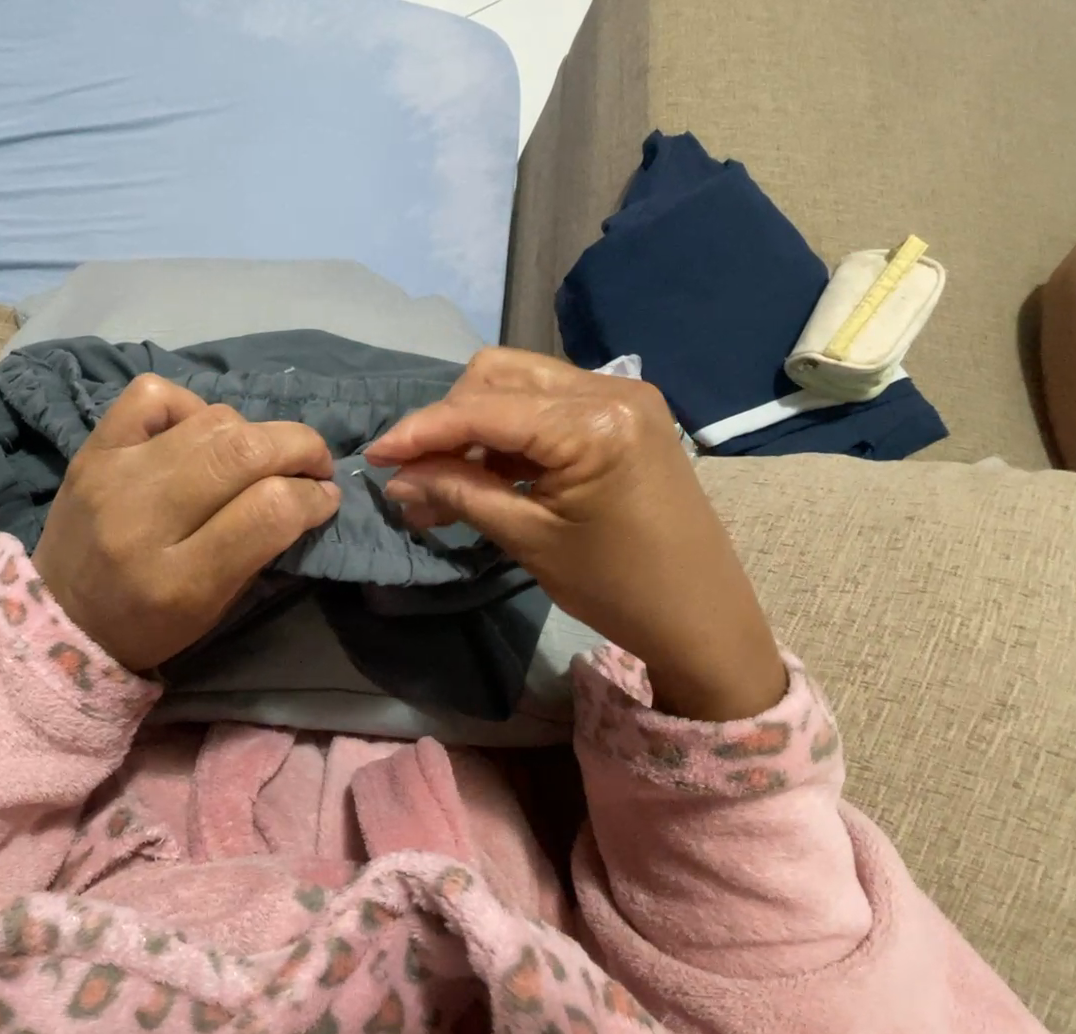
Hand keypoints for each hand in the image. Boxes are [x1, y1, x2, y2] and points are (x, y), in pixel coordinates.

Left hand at [32, 375, 341, 671]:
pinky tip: (199, 432)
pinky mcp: (93, 448)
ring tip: (258, 455)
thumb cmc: (148, 623)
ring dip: (254, 432)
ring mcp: (113, 475)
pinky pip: (153, 395)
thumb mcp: (213, 609)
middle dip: (300, 448)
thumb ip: (261, 549)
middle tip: (315, 463)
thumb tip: (309, 492)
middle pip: (243, 454)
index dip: (313, 496)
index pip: (269, 511)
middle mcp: (144, 520)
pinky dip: (191, 404)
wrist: (59, 616)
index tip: (325, 498)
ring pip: (211, 420)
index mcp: (180, 581)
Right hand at [365, 348, 784, 720]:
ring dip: (474, 427)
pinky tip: (485, 475)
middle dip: (448, 421)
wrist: (700, 615)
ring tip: (444, 484)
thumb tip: (397, 478)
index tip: (374, 456)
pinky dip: (507, 434)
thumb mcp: (528, 539)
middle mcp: (609, 388)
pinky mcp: (622, 413)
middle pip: (497, 376)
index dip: (420, 431)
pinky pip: (547, 406)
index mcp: (592, 422)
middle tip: (417, 474)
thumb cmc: (617, 587)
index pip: (483, 409)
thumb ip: (459, 494)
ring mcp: (621, 396)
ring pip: (518, 386)